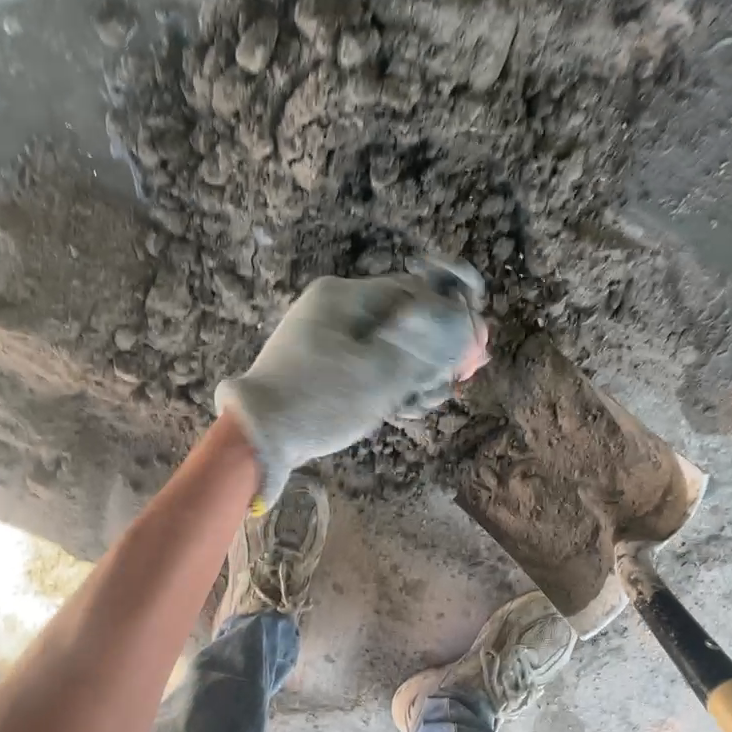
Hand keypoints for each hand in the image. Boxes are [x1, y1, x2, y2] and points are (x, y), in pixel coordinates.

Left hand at [215, 258, 488, 505]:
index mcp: (344, 295)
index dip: (452, 323)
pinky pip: (369, 363)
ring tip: (413, 407)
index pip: (416, 292)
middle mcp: (335, 307)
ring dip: (412, 376)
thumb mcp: (384, 371)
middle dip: (431, 358)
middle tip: (438, 392)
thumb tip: (473, 327)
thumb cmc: (321, 399)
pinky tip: (397, 409)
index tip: (473, 360)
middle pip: (406, 322)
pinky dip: (388, 384)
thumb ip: (433, 346)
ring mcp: (326, 335)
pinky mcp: (323, 364)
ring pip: (390, 347)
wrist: (258, 439)